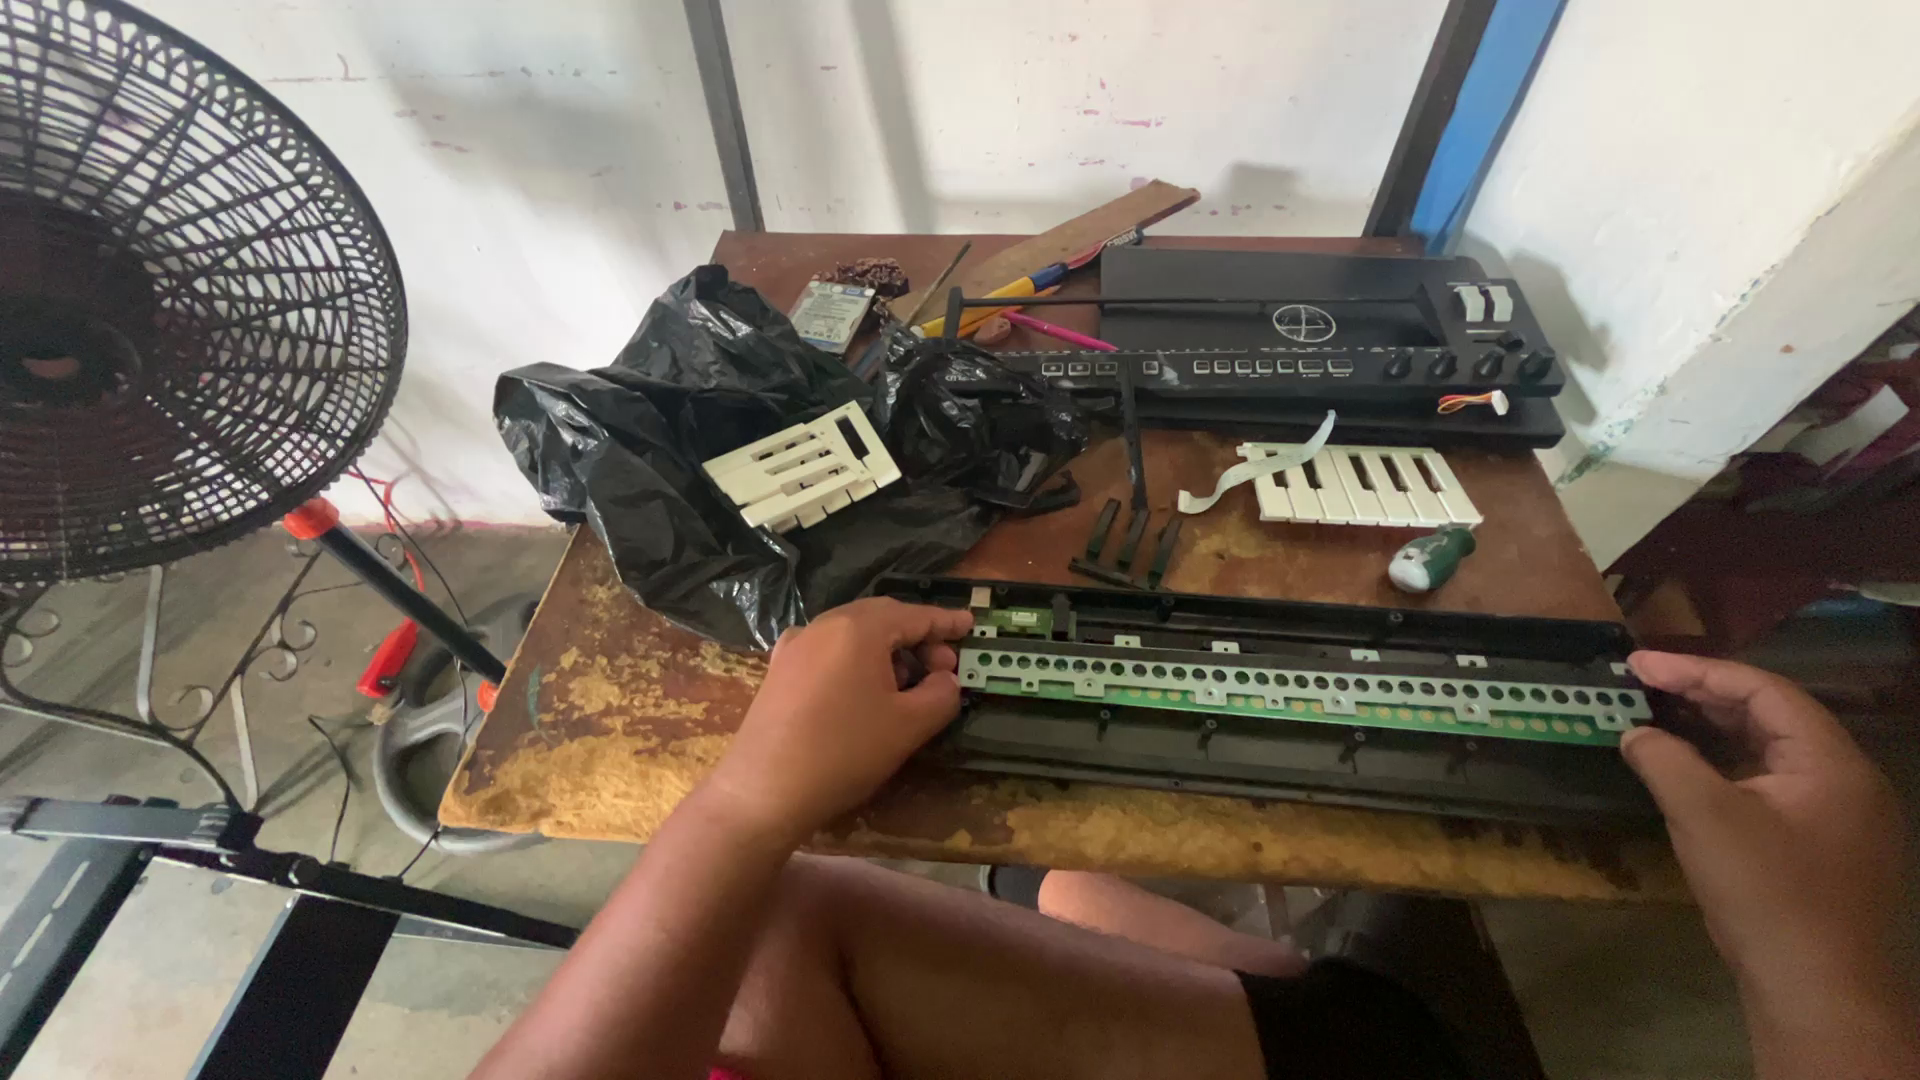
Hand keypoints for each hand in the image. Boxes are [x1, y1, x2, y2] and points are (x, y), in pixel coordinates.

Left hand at [706, 598, 973, 843]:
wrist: (763, 791)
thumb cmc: (844, 752)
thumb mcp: (909, 726)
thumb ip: (941, 694)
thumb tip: (946, 680)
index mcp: (859, 628)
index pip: (915, 615)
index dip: (946, 621)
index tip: (970, 624)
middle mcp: (825, 624)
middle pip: (882, 617)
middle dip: (917, 636)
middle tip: (942, 666)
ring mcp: (796, 644)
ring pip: (854, 632)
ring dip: (887, 649)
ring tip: (906, 683)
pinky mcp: (779, 668)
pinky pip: (829, 649)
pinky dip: (855, 658)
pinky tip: (861, 686)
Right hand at [1620, 651, 1904, 999]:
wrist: (1816, 985)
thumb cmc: (1766, 890)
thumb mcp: (1702, 814)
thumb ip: (1663, 758)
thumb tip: (1635, 732)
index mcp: (1831, 766)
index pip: (1766, 692)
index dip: (1697, 670)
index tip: (1636, 663)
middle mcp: (1842, 781)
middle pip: (1771, 714)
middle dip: (1701, 690)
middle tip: (1638, 680)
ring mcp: (1832, 813)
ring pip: (1766, 746)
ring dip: (1708, 723)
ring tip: (1651, 709)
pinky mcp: (1813, 839)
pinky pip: (1763, 777)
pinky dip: (1718, 757)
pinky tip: (1679, 761)